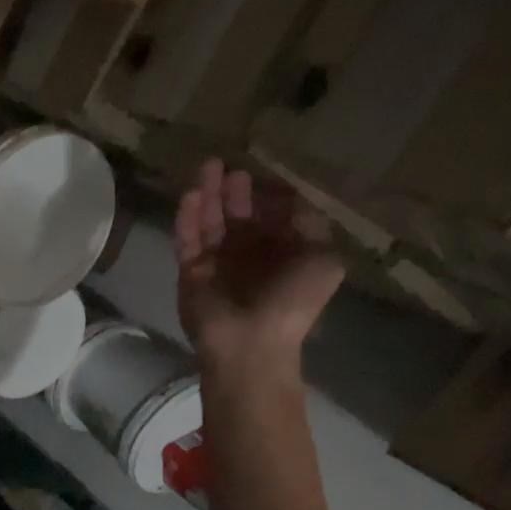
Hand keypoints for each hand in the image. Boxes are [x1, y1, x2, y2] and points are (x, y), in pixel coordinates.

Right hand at [175, 159, 343, 375]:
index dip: (271, 193)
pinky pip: (187, 241)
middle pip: (238, 215)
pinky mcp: (191, 273)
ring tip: (207, 167)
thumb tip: (292, 199)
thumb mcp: (322, 260)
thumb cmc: (292, 304)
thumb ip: (310, 226)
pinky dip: (187, 219)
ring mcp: (217, 264)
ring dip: (208, 196)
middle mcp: (249, 255)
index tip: (265, 173)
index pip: (275, 215)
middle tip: (227, 165)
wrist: (250, 345)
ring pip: (210, 223)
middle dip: (234, 190)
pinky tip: (189, 195)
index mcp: (283, 253)